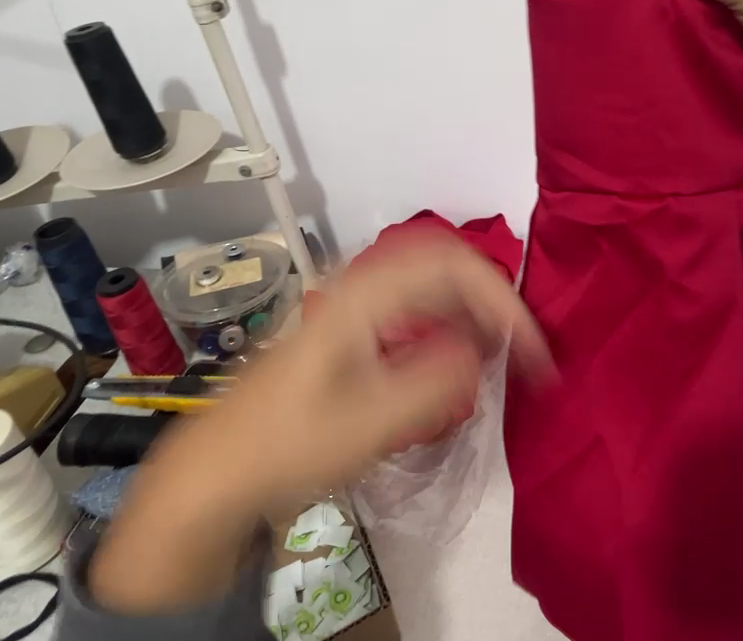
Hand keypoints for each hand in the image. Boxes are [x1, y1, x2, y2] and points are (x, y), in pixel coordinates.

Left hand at [88, 234, 552, 613]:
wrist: (213, 476)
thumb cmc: (283, 447)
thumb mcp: (367, 425)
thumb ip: (435, 383)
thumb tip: (484, 350)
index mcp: (363, 295)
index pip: (452, 265)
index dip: (499, 296)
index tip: (528, 344)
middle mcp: (362, 288)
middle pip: (446, 268)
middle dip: (494, 303)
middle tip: (527, 351)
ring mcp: (355, 308)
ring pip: (434, 288)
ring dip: (476, 316)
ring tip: (505, 359)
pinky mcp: (353, 333)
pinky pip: (418, 312)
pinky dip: (452, 329)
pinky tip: (462, 365)